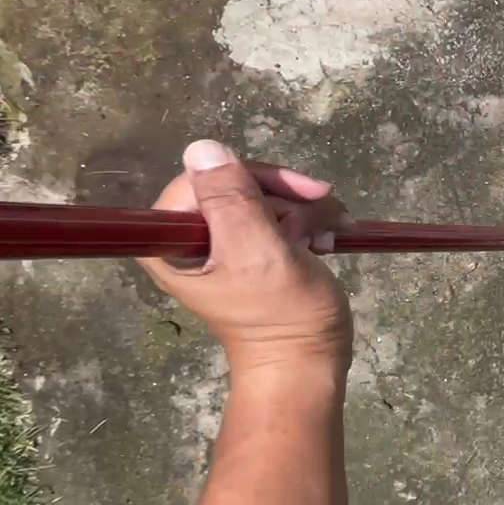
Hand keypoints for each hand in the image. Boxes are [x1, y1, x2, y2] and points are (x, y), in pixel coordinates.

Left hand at [136, 141, 352, 378]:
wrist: (308, 358)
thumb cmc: (283, 314)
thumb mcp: (261, 254)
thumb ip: (234, 203)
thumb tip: (205, 146)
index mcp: (173, 239)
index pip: (206, 180)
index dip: (259, 178)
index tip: (310, 192)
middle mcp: (191, 238)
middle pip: (240, 188)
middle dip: (290, 199)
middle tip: (323, 222)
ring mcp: (225, 246)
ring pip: (266, 201)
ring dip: (308, 212)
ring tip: (328, 236)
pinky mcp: (256, 252)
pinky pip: (280, 219)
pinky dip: (310, 224)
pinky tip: (327, 240)